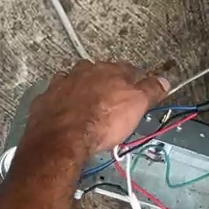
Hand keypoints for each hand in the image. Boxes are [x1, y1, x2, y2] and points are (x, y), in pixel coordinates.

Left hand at [20, 61, 167, 164]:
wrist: (61, 140)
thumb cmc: (101, 121)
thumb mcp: (137, 106)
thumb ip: (151, 90)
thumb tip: (164, 80)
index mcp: (109, 70)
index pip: (128, 69)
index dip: (134, 81)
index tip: (137, 90)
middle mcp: (84, 71)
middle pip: (99, 74)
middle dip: (105, 85)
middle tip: (111, 104)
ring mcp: (61, 84)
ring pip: (75, 83)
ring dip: (81, 93)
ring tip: (87, 112)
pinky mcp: (44, 101)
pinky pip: (55, 99)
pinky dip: (61, 105)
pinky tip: (65, 118)